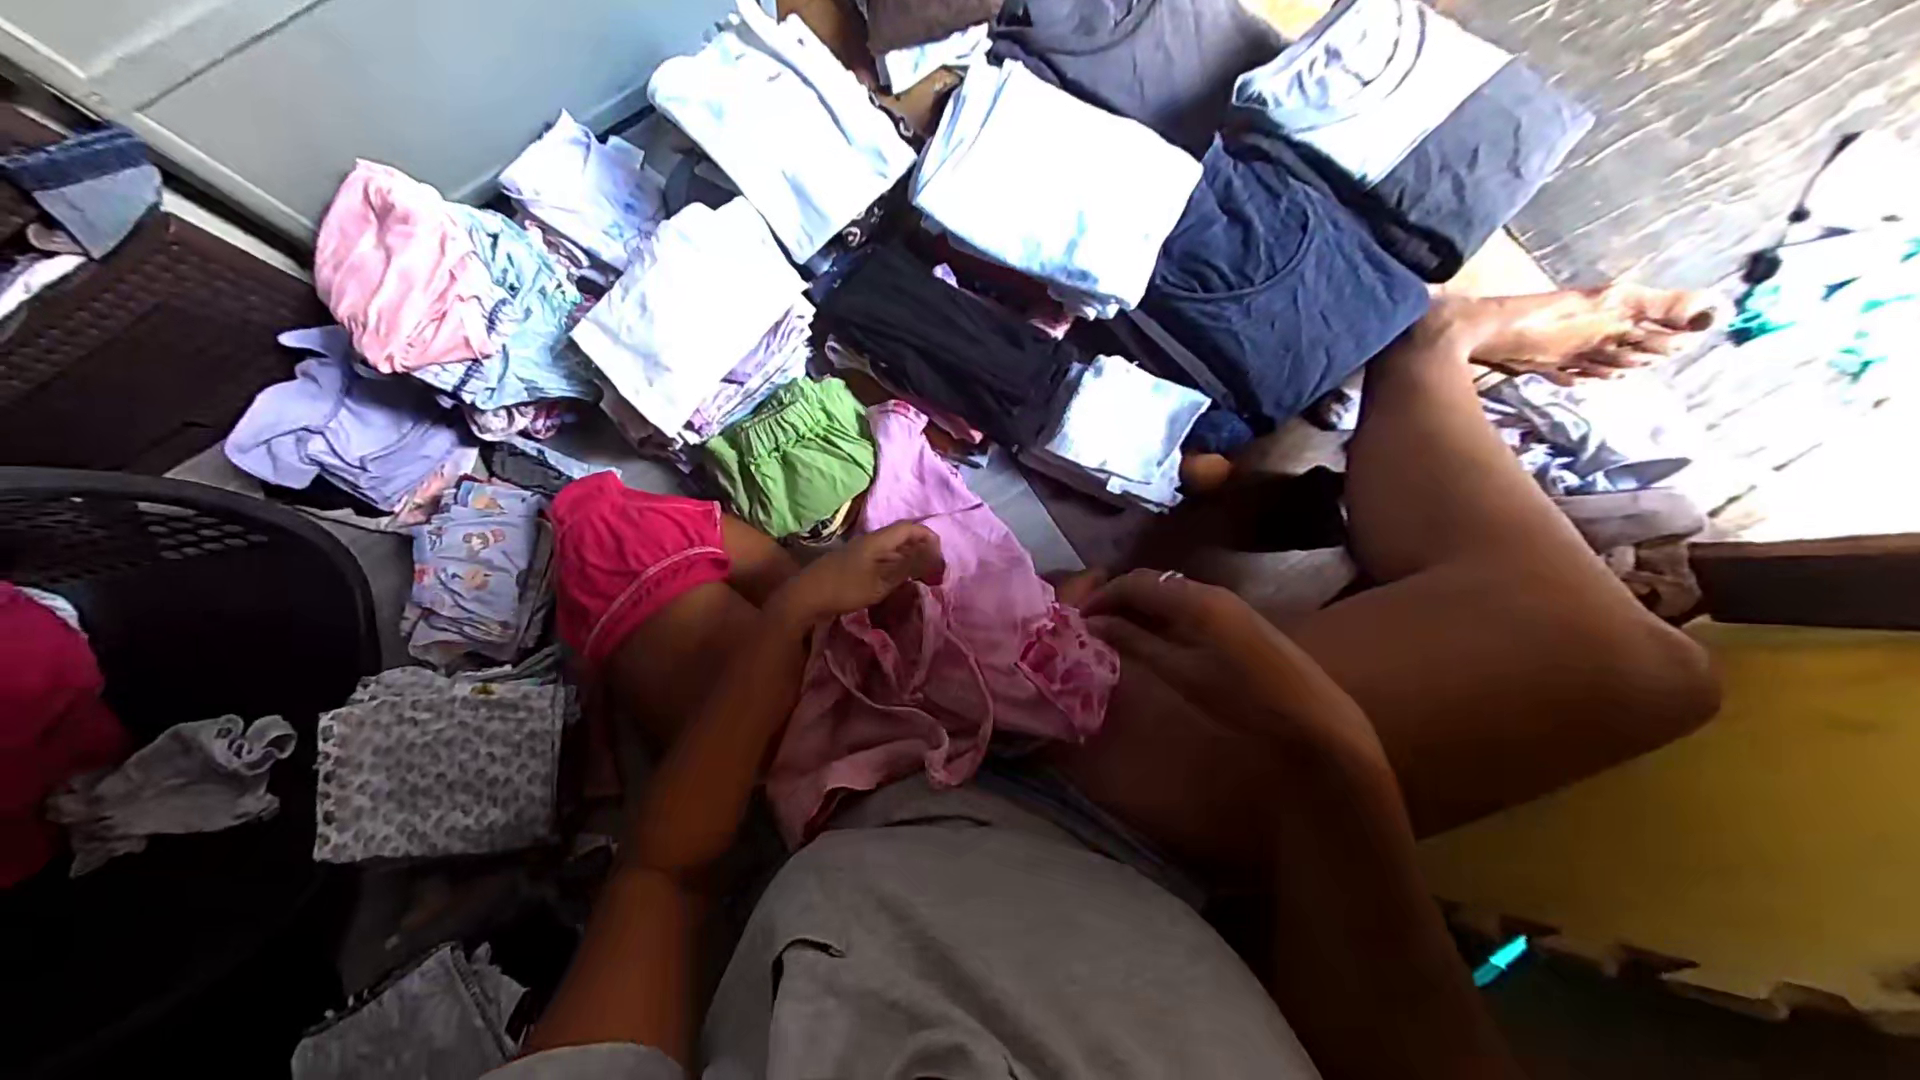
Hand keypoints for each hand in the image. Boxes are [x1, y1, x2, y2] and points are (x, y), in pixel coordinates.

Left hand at [770, 522, 944, 626]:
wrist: (803, 599)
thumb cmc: (844, 588)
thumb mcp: (882, 579)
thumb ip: (909, 565)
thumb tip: (936, 553)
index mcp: (878, 540)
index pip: (910, 528)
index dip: (929, 538)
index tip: (940, 558)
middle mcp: (870, 542)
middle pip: (903, 538)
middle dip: (923, 551)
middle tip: (935, 572)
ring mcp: (860, 554)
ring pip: (893, 551)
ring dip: (910, 561)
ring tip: (922, 580)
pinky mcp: (854, 567)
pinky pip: (883, 561)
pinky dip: (897, 569)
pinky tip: (899, 584)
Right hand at [1086, 569, 1382, 761]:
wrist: (1315, 722)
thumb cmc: (1243, 699)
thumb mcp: (1181, 672)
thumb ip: (1136, 642)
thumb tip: (1096, 623)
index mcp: (1195, 599)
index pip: (1136, 582)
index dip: (1103, 596)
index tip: (1078, 617)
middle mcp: (1210, 591)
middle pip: (1152, 582)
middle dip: (1118, 598)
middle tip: (1092, 624)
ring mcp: (1228, 604)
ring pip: (1169, 594)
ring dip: (1139, 607)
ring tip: (1115, 632)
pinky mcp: (1238, 620)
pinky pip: (1186, 606)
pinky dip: (1161, 616)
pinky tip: (1151, 639)